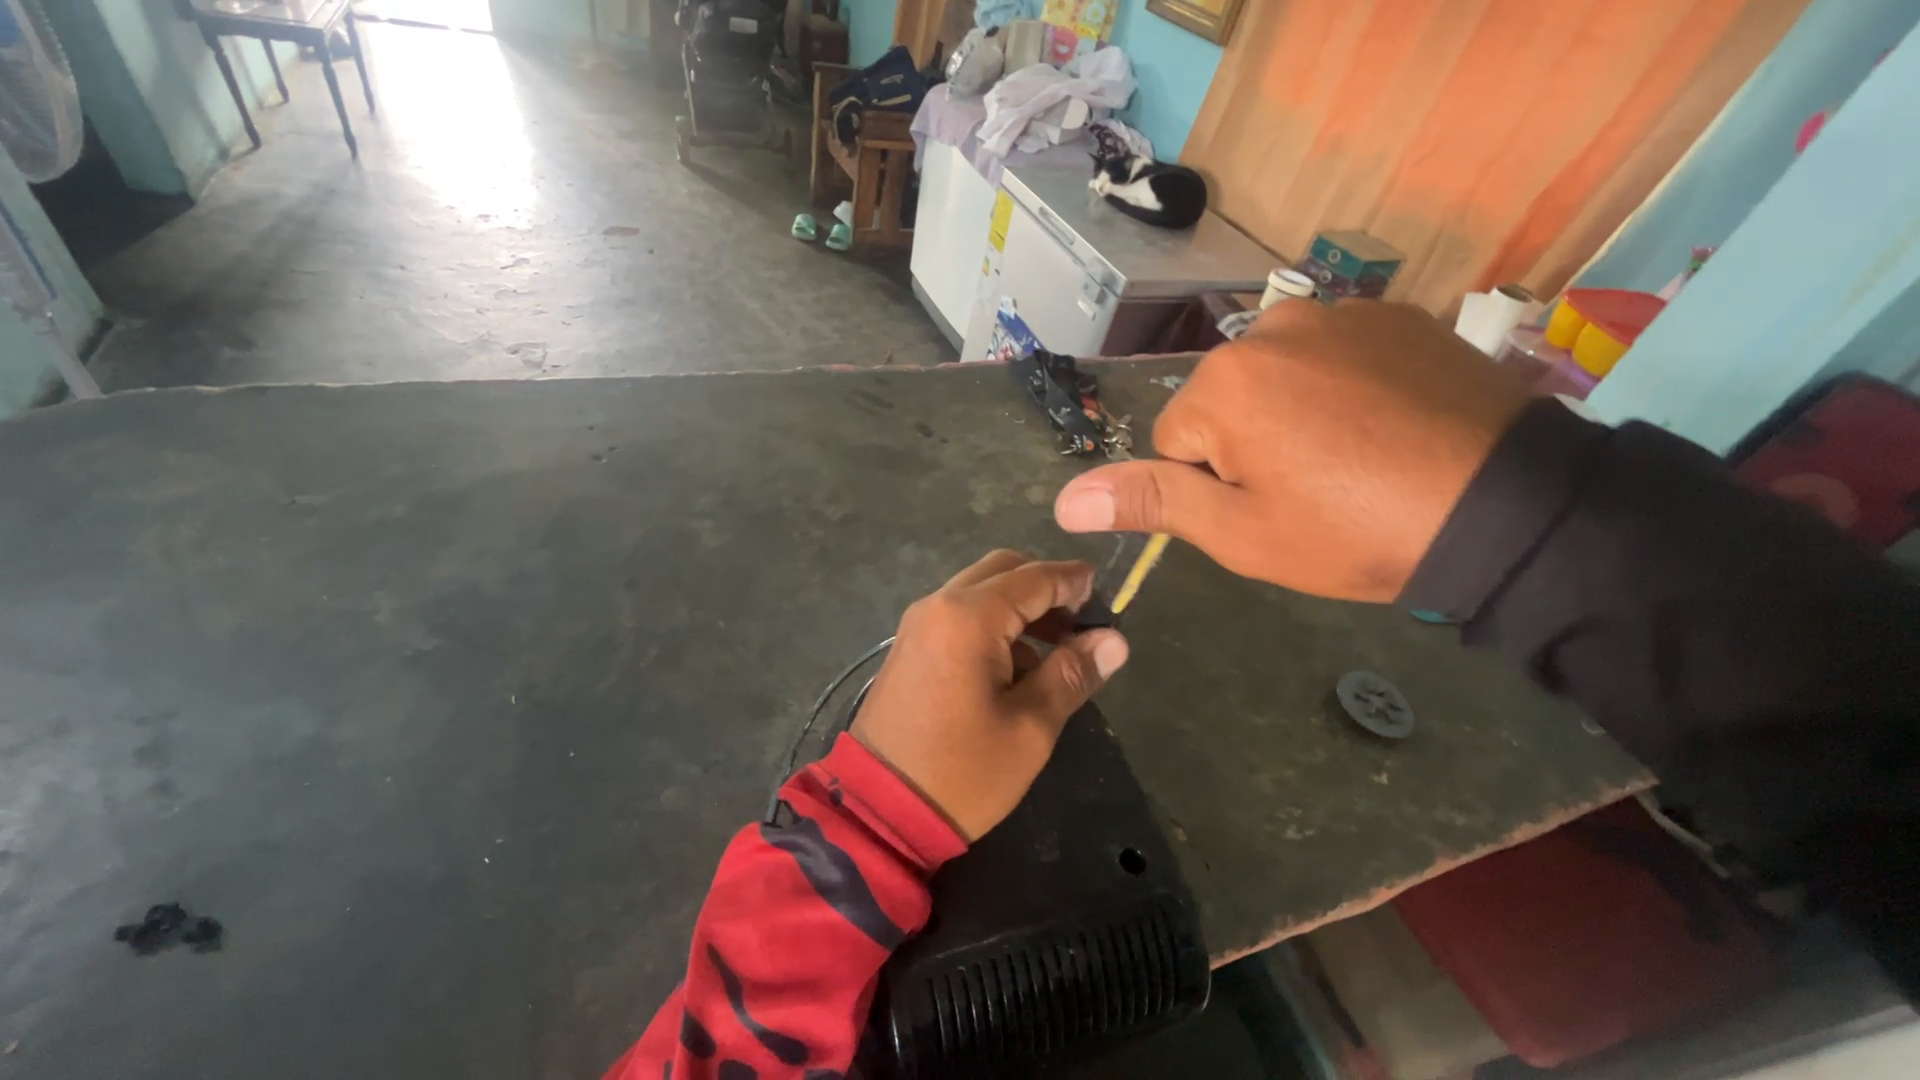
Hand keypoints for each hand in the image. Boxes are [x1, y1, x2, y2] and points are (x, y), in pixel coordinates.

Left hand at [850, 550, 1129, 841]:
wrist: (880, 811)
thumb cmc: (964, 772)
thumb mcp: (1031, 727)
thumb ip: (1073, 673)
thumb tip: (1114, 640)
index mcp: (969, 617)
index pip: (1035, 577)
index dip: (1076, 582)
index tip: (1110, 598)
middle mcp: (938, 605)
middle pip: (1003, 570)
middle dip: (1047, 588)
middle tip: (1084, 623)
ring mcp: (918, 625)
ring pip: (980, 591)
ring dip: (1020, 607)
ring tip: (1059, 651)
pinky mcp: (910, 647)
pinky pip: (959, 616)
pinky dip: (993, 624)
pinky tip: (1017, 668)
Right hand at [1054, 301, 1529, 601]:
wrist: (1506, 508)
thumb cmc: (1354, 530)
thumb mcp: (1242, 533)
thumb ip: (1152, 502)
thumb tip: (1064, 502)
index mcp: (1224, 383)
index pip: (1177, 441)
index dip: (1216, 487)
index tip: (1276, 511)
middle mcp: (1270, 329)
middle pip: (1226, 402)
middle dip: (1251, 445)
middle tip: (1316, 491)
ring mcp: (1340, 314)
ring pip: (1280, 376)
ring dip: (1296, 413)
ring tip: (1357, 460)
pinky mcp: (1396, 315)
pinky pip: (1335, 355)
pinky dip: (1345, 387)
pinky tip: (1389, 425)